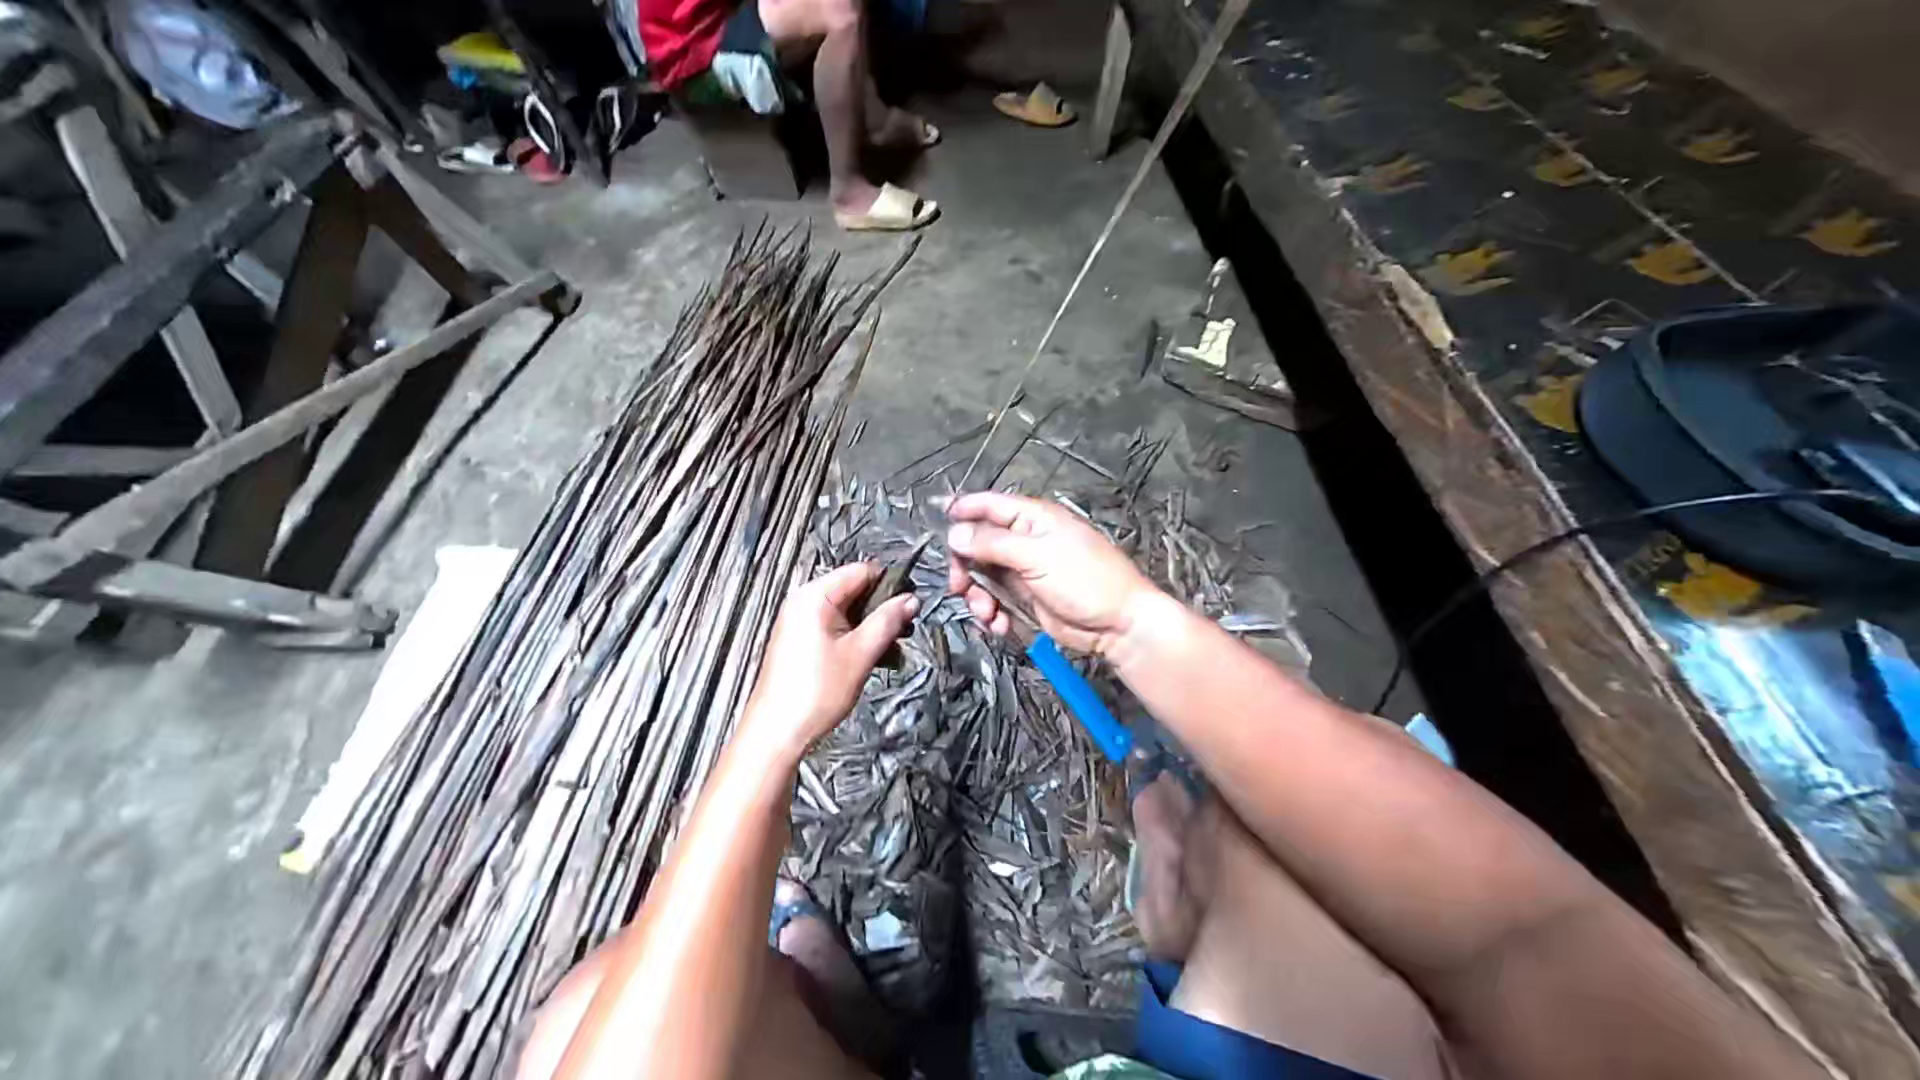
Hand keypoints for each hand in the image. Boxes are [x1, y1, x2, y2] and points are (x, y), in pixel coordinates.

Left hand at [739, 562, 918, 763]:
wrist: (778, 732)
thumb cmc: (812, 694)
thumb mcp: (861, 653)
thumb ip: (888, 621)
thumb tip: (910, 600)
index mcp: (814, 596)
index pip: (862, 571)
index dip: (891, 585)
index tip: (911, 603)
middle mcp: (804, 602)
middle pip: (855, 590)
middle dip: (883, 609)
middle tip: (905, 629)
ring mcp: (801, 621)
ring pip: (849, 612)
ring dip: (873, 627)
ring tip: (891, 649)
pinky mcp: (802, 640)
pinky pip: (837, 627)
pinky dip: (857, 638)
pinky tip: (873, 658)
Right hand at [944, 492, 1160, 657]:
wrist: (1118, 625)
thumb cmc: (1086, 580)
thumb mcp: (1037, 556)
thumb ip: (992, 543)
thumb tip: (955, 533)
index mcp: (1032, 519)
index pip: (989, 505)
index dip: (962, 511)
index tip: (938, 523)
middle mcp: (1025, 541)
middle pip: (977, 545)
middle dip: (965, 568)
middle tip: (960, 587)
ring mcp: (1025, 571)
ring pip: (982, 577)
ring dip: (977, 597)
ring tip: (987, 614)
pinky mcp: (1026, 599)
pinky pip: (996, 601)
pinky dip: (992, 614)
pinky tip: (1000, 625)